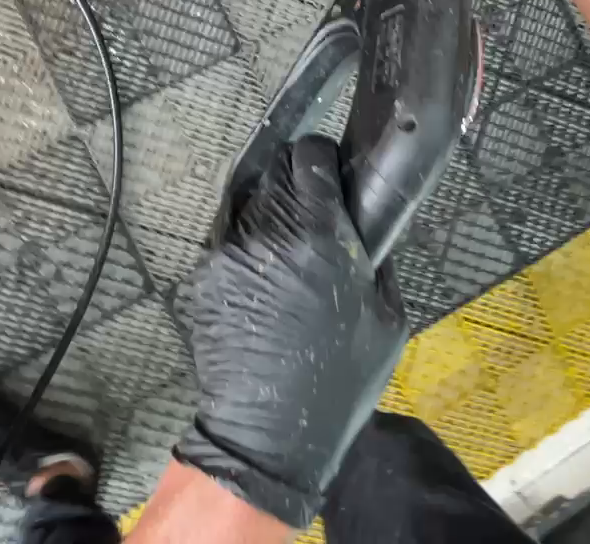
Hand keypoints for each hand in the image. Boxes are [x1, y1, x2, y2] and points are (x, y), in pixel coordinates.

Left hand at [173, 136, 408, 528]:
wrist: (267, 435)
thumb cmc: (338, 379)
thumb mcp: (387, 315)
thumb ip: (373, 254)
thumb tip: (362, 217)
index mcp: (318, 235)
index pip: (309, 154)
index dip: (323, 155)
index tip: (332, 170)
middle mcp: (266, 232)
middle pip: (276, 166)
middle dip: (297, 177)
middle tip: (313, 208)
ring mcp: (226, 251)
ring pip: (249, 198)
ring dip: (270, 210)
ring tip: (286, 250)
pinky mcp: (202, 273)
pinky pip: (228, 236)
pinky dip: (246, 243)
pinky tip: (262, 279)